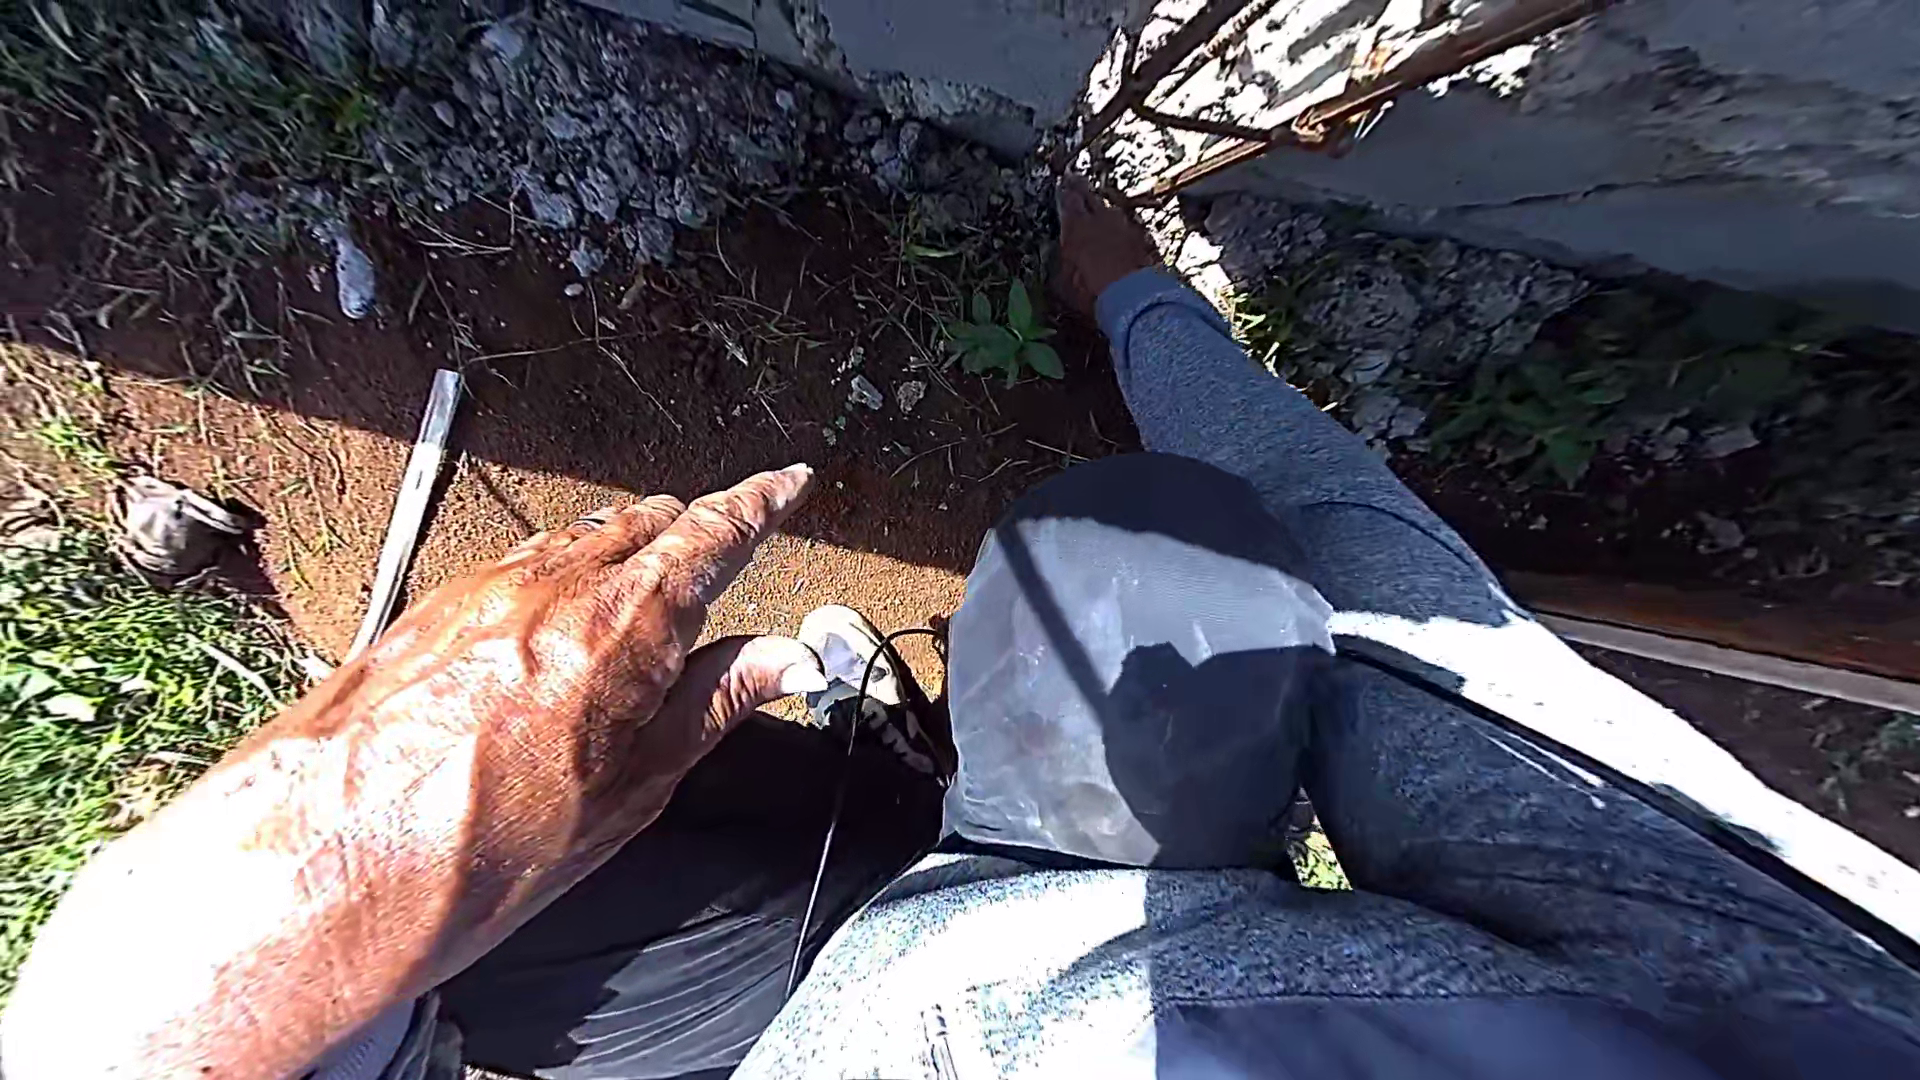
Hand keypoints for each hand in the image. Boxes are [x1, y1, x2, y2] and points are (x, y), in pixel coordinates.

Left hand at [2, 465, 824, 1079]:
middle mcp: (564, 581)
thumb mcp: (643, 778)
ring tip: (652, 594)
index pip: (719, 532)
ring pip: (596, 531)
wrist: (304, 886)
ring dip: (641, 547)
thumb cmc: (491, 844)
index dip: (767, 499)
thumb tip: (792, 657)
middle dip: (704, 528)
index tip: (792, 480)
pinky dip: (578, 566)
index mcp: (631, 622)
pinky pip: (536, 555)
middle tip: (726, 559)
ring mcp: (495, 582)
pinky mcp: (441, 598)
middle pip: (659, 518)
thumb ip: (723, 696)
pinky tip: (572, 615)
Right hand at [1056, 175, 1161, 319]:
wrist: (1130, 295)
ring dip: (1102, 206)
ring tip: (1096, 206)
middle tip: (1075, 179)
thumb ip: (1060, 261)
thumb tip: (1059, 252)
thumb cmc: (1089, 291)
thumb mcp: (1063, 281)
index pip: (1069, 201)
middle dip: (1081, 188)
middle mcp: (1101, 218)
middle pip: (1090, 196)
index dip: (1065, 192)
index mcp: (1076, 225)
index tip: (1062, 184)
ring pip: (1109, 208)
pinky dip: (1118, 225)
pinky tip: (1117, 230)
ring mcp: (1123, 225)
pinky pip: (1125, 224)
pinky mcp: (1140, 237)